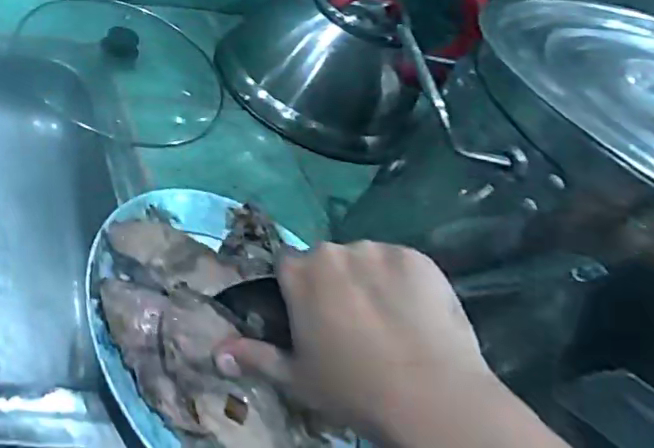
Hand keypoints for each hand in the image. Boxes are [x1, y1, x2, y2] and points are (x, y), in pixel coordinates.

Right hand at [214, 241, 563, 447]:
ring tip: (393, 323)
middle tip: (357, 325)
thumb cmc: (356, 392)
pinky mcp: (415, 258)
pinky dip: (407, 284)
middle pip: (328, 261)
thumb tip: (216, 352)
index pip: (290, 267)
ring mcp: (374, 250)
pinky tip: (418, 316)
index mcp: (297, 272)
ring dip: (372, 282)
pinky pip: (403, 265)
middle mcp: (329, 251)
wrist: (436, 403)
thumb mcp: (299, 379)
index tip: (317, 318)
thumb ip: (256, 356)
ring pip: (366, 261)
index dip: (303, 291)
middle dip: (338, 284)